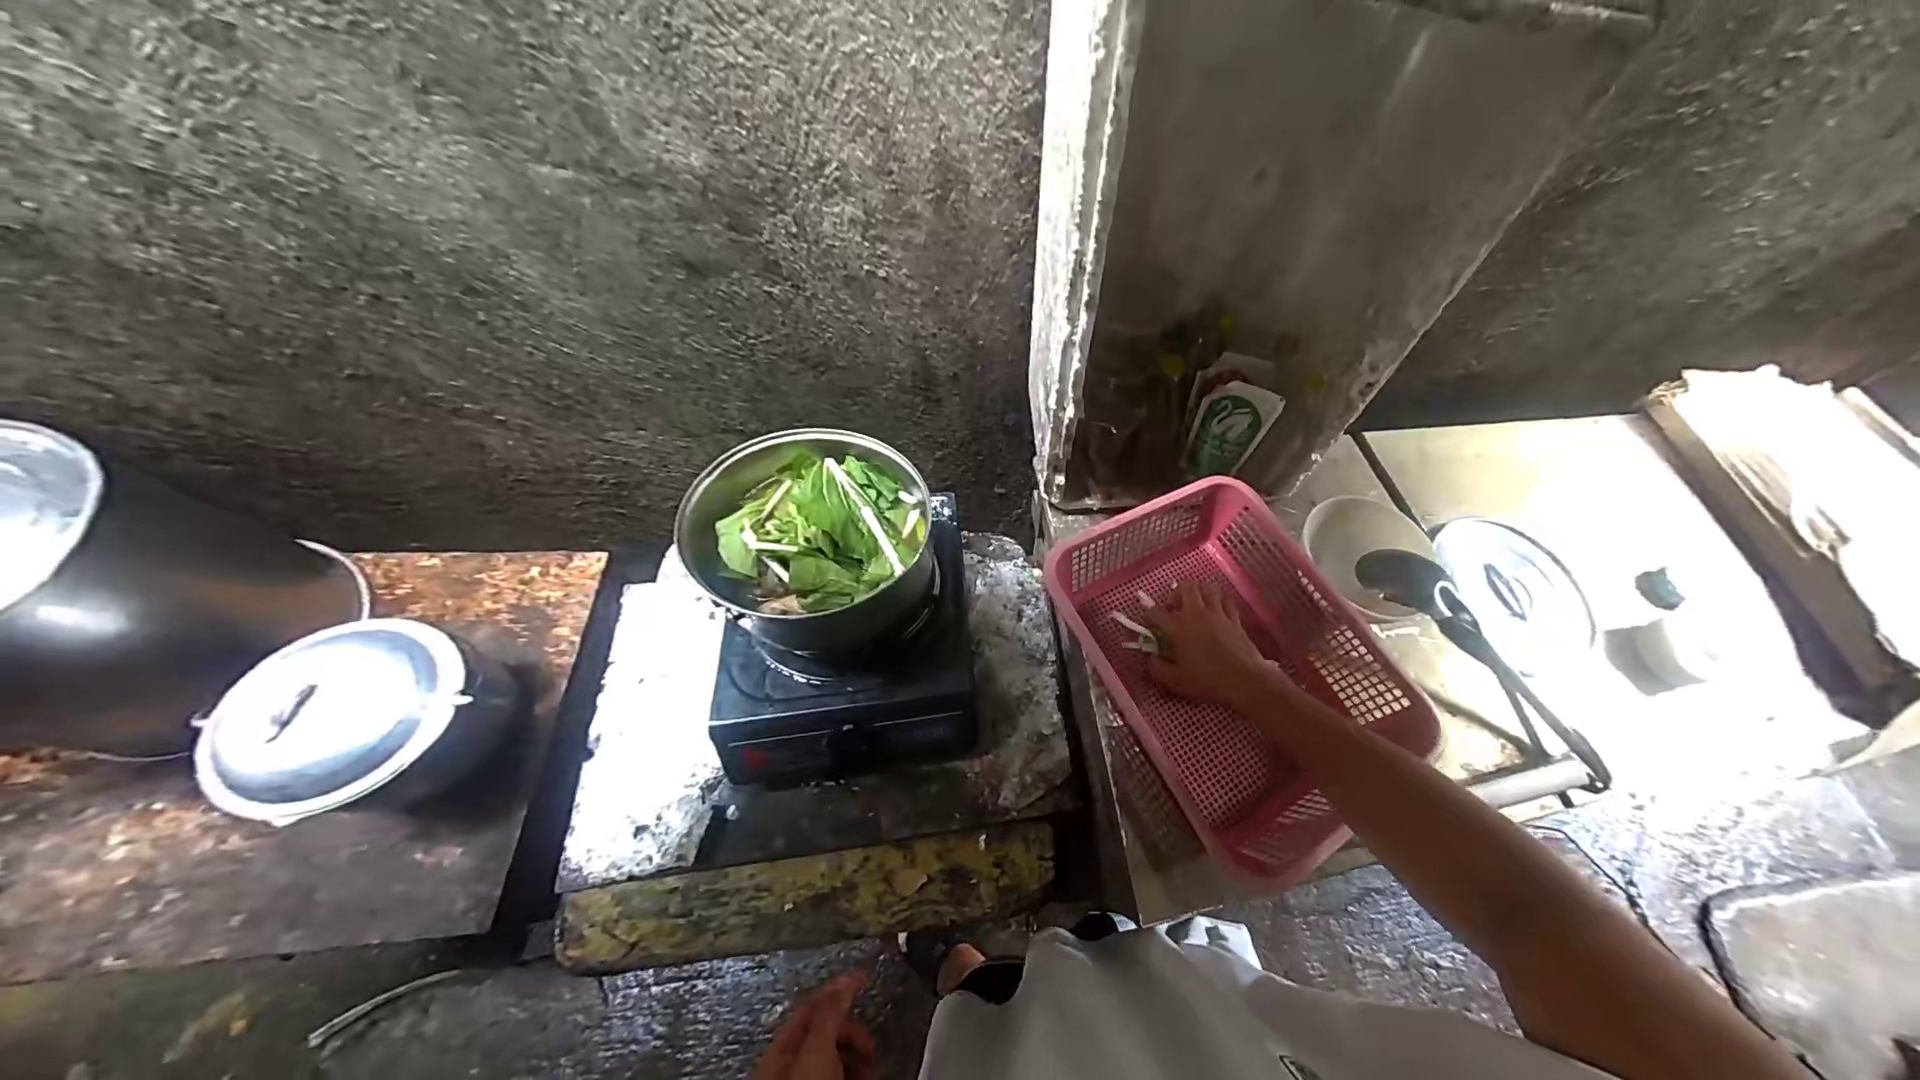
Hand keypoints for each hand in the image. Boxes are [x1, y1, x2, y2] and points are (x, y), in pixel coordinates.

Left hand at [750, 972, 875, 1079]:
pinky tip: (864, 1077)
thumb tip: (844, 983)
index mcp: (783, 1047)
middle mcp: (789, 1065)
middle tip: (869, 1047)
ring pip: (834, 1058)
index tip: (864, 977)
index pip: (812, 1004)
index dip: (839, 987)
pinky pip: (840, 1075)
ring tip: (869, 1071)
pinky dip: (855, 1072)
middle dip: (852, 1033)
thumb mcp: (816, 1052)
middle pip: (825, 1031)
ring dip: (856, 1058)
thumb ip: (829, 1015)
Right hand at [1145, 582, 1275, 710]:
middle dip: (1176, 594)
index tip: (1150, 624)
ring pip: (1208, 588)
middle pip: (1185, 587)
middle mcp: (1196, 614)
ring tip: (1195, 606)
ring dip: (1198, 593)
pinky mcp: (1235, 619)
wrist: (1245, 682)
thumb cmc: (1207, 681)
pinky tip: (1216, 612)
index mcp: (1177, 627)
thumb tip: (1151, 657)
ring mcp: (1218, 614)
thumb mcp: (1174, 680)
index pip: (1156, 612)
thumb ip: (1157, 667)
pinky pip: (1226, 601)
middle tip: (1174, 609)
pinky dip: (1219, 602)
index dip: (1149, 616)